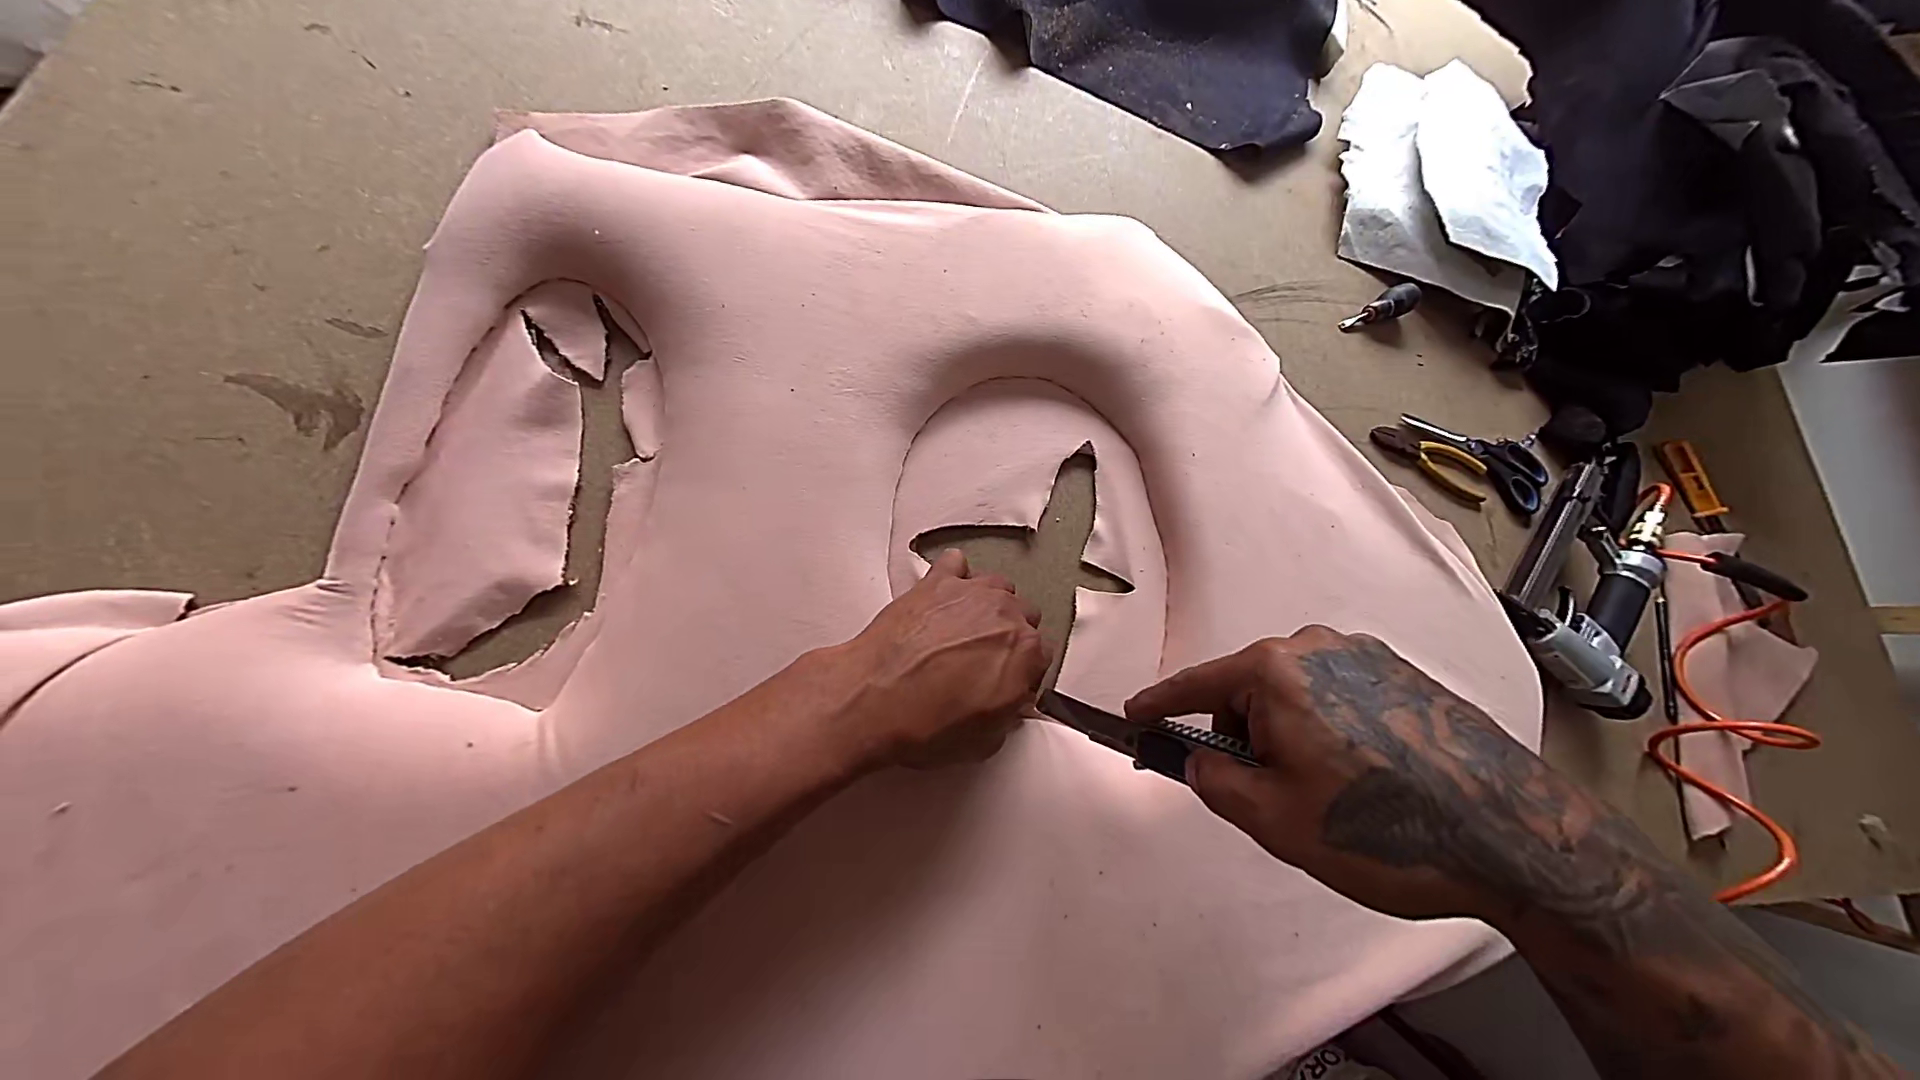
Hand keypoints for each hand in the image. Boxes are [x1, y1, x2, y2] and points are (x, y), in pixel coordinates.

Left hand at [819, 549, 1048, 769]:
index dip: (1025, 669)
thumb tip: (1008, 706)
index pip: (1042, 653)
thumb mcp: (985, 740)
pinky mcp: (936, 582)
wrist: (873, 699)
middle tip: (986, 655)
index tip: (1009, 677)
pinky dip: (955, 576)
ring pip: (996, 586)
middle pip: (1024, 614)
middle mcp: (1005, 614)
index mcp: (1026, 652)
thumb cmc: (922, 719)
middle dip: (1009, 634)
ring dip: (988, 604)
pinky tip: (946, 594)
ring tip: (966, 626)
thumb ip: (1009, 713)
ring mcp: (971, 593)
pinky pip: (956, 564)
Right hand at [1127, 626, 1610, 923]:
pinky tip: (1363, 777)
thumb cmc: (1385, 828)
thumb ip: (1213, 782)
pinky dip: (1325, 730)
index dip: (1159, 704)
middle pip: (1248, 690)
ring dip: (1287, 736)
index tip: (1133, 715)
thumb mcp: (1273, 818)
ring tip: (1329, 793)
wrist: (1522, 838)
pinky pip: (1336, 696)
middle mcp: (1318, 647)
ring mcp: (1366, 656)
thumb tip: (1201, 762)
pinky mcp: (1403, 676)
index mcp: (1277, 671)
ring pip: (1293, 695)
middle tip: (1273, 793)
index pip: (1197, 685)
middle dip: (1244, 737)